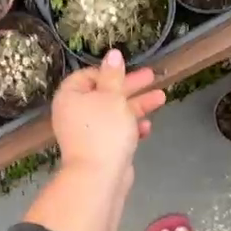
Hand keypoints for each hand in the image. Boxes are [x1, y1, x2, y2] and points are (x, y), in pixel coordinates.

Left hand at [51, 48, 165, 177]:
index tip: (127, 70)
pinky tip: (146, 128)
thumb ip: (114, 75)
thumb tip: (112, 54)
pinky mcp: (99, 150)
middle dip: (130, 87)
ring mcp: (87, 134)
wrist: (99, 177)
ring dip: (137, 106)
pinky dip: (130, 128)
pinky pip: (115, 133)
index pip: (86, 76)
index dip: (108, 72)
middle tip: (152, 77)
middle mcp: (75, 114)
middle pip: (104, 94)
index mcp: (70, 97)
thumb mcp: (112, 97)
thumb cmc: (104, 131)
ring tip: (161, 98)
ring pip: (114, 113)